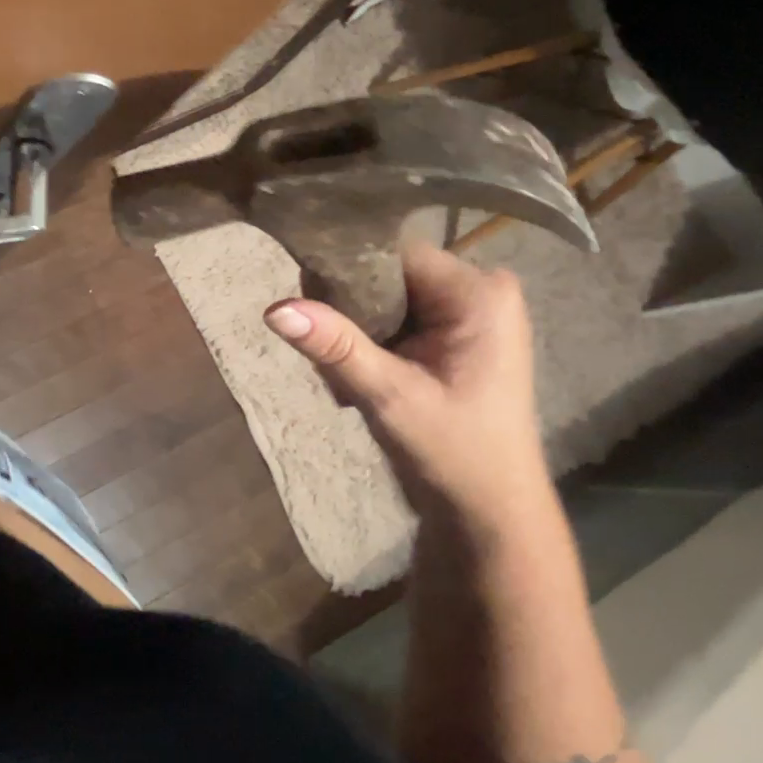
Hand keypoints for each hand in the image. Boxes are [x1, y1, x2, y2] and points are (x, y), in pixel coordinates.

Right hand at [262, 242, 552, 528]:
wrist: (487, 510)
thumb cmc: (453, 452)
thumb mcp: (389, 396)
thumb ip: (335, 346)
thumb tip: (275, 307)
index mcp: (479, 294)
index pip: (389, 252)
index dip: (343, 271)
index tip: (309, 304)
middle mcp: (478, 290)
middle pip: (383, 271)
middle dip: (345, 308)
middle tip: (330, 357)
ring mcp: (466, 311)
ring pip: (380, 293)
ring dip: (350, 329)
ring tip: (345, 375)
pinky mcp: (451, 331)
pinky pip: (389, 313)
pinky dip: (364, 340)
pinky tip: (359, 375)